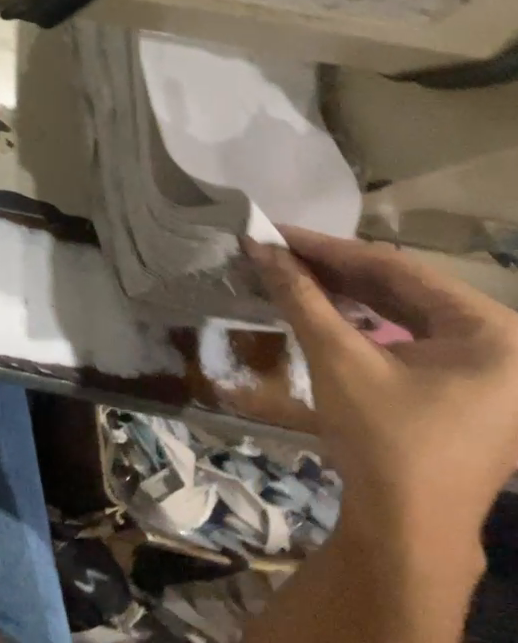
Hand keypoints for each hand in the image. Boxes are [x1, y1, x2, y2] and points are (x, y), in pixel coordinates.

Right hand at [243, 227, 517, 549]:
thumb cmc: (383, 435)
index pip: (397, 268)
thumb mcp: (337, 359)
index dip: (327, 247)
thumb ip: (301, 297)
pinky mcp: (475, 385)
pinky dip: (369, 318)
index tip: (271, 232)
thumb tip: (258, 247)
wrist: (411, 520)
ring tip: (291, 274)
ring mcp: (497, 367)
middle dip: (336, 268)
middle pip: (408, 287)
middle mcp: (507, 343)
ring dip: (349, 291)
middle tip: (275, 251)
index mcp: (494, 333)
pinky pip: (418, 334)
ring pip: (411, 309)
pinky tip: (328, 308)